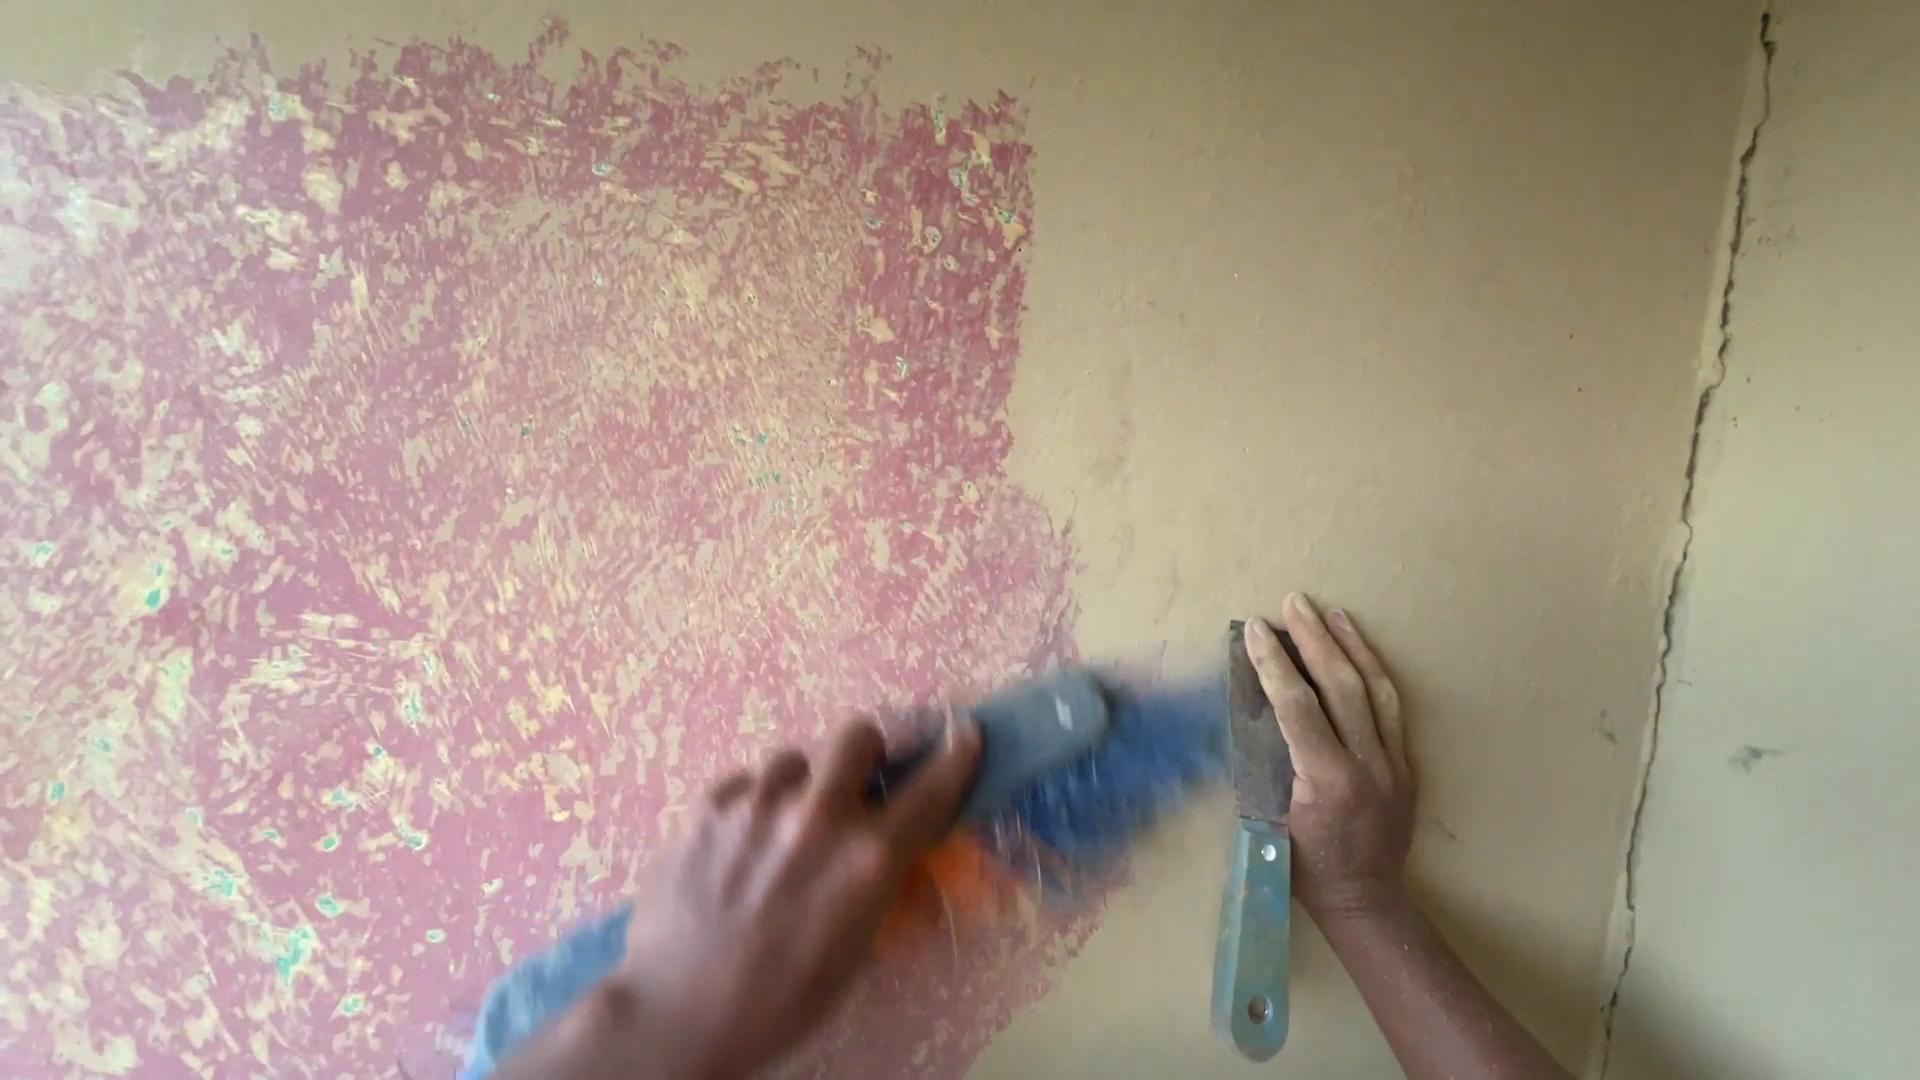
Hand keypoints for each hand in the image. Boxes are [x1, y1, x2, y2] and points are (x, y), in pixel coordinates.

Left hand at [608, 718, 981, 1078]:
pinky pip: (744, 782)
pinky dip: (749, 805)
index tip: (966, 734)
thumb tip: (890, 840)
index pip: (931, 789)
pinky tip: (734, 845)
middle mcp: (818, 816)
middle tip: (853, 778)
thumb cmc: (783, 997)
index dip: (956, 757)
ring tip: (776, 828)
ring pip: (793, 759)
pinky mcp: (710, 804)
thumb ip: (876, 879)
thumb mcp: (856, 946)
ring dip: (798, 786)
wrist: (678, 1014)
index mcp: (866, 858)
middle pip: (857, 734)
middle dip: (865, 750)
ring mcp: (759, 803)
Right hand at [1245, 594, 1413, 922]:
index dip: (1272, 662)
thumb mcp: (1269, 817)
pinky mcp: (1407, 765)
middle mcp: (1368, 764)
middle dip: (1313, 638)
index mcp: (1327, 780)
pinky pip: (1393, 707)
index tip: (1254, 629)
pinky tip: (1360, 651)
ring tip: (1330, 611)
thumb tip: (1254, 707)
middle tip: (1293, 602)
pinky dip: (1374, 671)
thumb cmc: (1302, 866)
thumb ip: (1266, 761)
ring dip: (1349, 644)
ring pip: (1375, 689)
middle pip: (1340, 685)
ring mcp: (1394, 763)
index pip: (1296, 706)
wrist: (1366, 902)